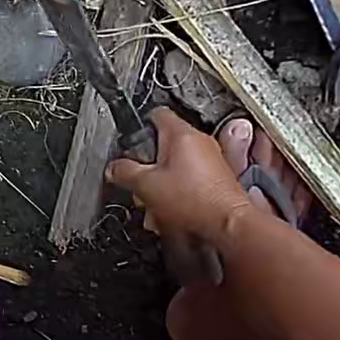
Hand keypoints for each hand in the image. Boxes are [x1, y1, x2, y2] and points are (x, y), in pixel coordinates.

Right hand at [107, 109, 252, 238]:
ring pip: (173, 167)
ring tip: (153, 203)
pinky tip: (168, 212)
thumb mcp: (144, 185)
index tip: (131, 139)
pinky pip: (186, 181)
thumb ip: (124, 172)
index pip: (157, 114)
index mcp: (182, 135)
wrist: (226, 225)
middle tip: (139, 180)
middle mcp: (199, 143)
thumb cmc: (194, 201)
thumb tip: (114, 168)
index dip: (139, 125)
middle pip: (162, 146)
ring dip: (158, 184)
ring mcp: (210, 161)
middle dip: (146, 166)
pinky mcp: (215, 181)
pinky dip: (174, 194)